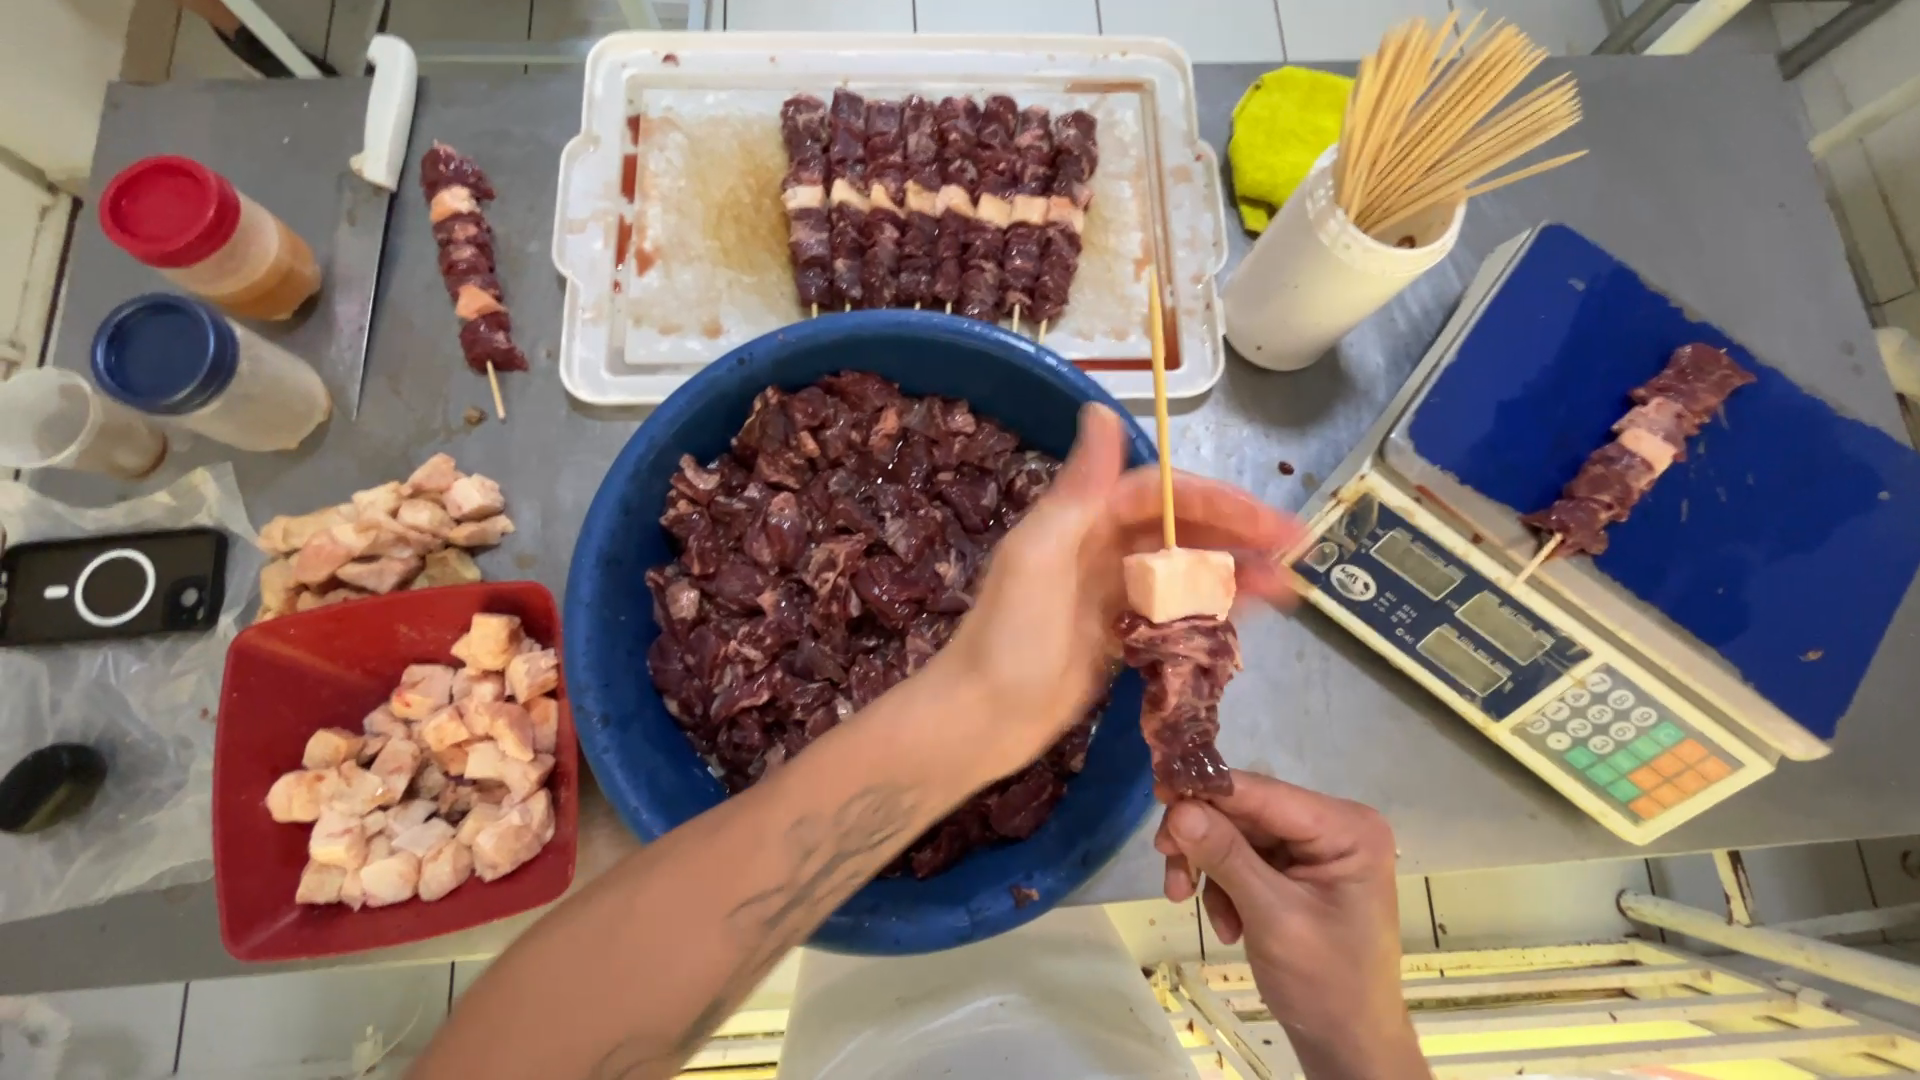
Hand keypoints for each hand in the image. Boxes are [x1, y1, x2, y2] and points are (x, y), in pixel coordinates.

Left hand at [933, 405, 1302, 781]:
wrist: (980, 719)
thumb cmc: (1008, 636)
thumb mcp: (1039, 556)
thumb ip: (1078, 489)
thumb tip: (1100, 410)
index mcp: (1078, 520)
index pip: (1157, 495)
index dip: (1213, 499)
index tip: (1267, 517)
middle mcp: (1097, 548)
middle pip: (1176, 529)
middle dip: (1235, 533)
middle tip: (1296, 547)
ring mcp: (1109, 594)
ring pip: (1180, 569)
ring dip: (1231, 571)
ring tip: (1287, 585)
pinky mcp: (1119, 636)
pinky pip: (1172, 611)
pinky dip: (1208, 609)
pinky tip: (1248, 615)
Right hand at [1156, 772, 1426, 1079]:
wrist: (1349, 1049)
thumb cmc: (1327, 985)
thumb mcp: (1273, 917)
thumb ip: (1225, 857)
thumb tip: (1178, 809)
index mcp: (1345, 827)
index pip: (1261, 793)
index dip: (1206, 788)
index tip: (1157, 789)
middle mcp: (1329, 825)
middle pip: (1242, 811)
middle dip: (1201, 840)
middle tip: (1167, 864)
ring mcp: (1311, 848)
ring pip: (1232, 833)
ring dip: (1206, 867)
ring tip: (1186, 901)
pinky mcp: (1293, 869)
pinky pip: (1239, 857)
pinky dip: (1221, 886)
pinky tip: (1226, 924)